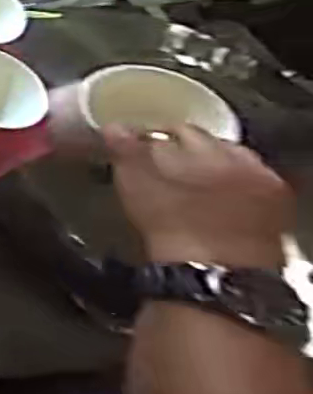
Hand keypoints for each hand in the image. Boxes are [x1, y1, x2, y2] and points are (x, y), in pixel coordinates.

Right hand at [104, 124, 292, 267]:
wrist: (213, 267)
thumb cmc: (168, 221)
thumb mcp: (133, 181)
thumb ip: (125, 149)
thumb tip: (116, 126)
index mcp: (208, 152)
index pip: (178, 129)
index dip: (152, 135)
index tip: (136, 145)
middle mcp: (246, 163)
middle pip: (211, 143)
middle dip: (186, 148)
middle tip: (160, 161)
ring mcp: (267, 185)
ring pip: (233, 162)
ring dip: (210, 164)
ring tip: (186, 179)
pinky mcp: (277, 206)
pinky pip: (250, 181)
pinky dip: (230, 182)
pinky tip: (211, 195)